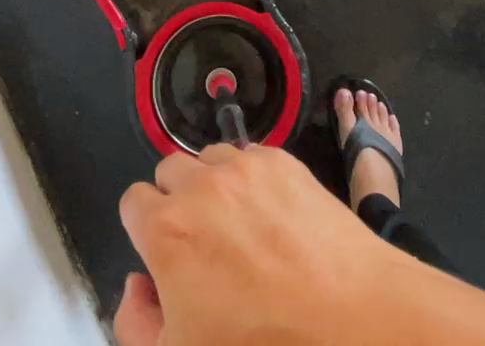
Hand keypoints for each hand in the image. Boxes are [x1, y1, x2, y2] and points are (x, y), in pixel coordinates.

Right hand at [114, 143, 419, 345]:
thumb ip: (136, 320)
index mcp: (165, 229)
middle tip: (205, 243)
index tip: (167, 255)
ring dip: (213, 184)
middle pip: (169, 172)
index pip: (133, 202)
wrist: (351, 318)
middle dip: (177, 201)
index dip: (146, 230)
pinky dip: (253, 179)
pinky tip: (274, 216)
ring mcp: (245, 166)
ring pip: (210, 159)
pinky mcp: (283, 160)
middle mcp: (200, 184)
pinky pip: (251, 157)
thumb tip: (139, 282)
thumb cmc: (260, 344)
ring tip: (241, 226)